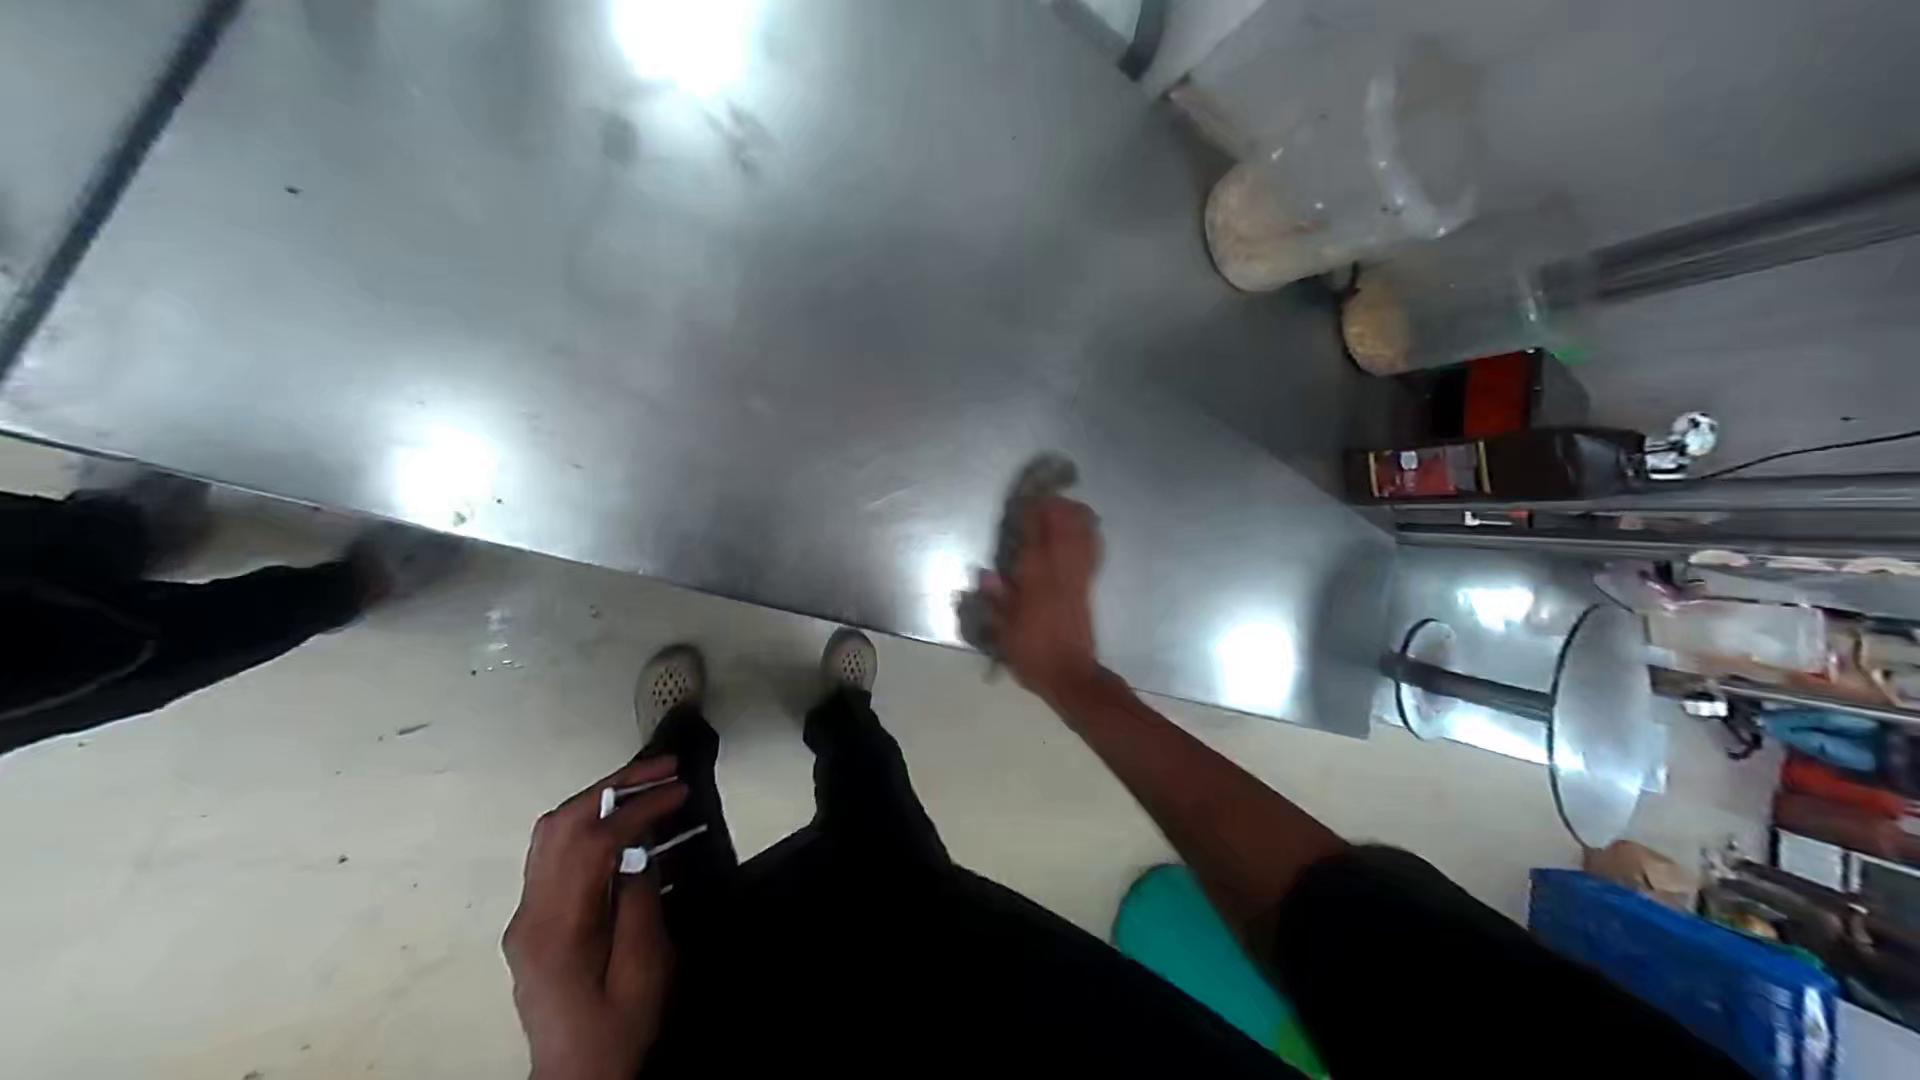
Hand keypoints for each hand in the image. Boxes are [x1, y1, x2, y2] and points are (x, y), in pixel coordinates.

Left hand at [503, 757, 687, 1079]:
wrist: (576, 1079)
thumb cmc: (618, 1028)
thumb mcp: (644, 969)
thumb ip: (638, 901)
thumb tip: (639, 845)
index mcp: (555, 929)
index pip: (591, 843)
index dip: (638, 806)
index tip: (679, 789)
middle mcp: (528, 914)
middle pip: (561, 824)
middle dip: (615, 783)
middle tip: (664, 768)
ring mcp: (524, 914)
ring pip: (551, 831)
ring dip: (599, 795)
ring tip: (646, 781)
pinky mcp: (532, 917)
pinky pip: (553, 849)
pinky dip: (588, 819)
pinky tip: (620, 815)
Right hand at [982, 495, 1103, 703]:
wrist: (1070, 674)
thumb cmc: (1032, 652)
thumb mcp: (1005, 629)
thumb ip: (996, 598)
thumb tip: (986, 574)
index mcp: (1036, 577)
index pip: (1035, 535)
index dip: (1032, 513)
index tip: (1027, 497)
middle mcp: (1060, 571)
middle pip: (1064, 528)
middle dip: (1058, 507)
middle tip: (1047, 495)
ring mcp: (1078, 578)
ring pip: (1081, 536)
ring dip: (1075, 517)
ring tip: (1066, 503)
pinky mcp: (1087, 588)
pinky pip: (1091, 553)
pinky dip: (1089, 536)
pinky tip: (1085, 529)